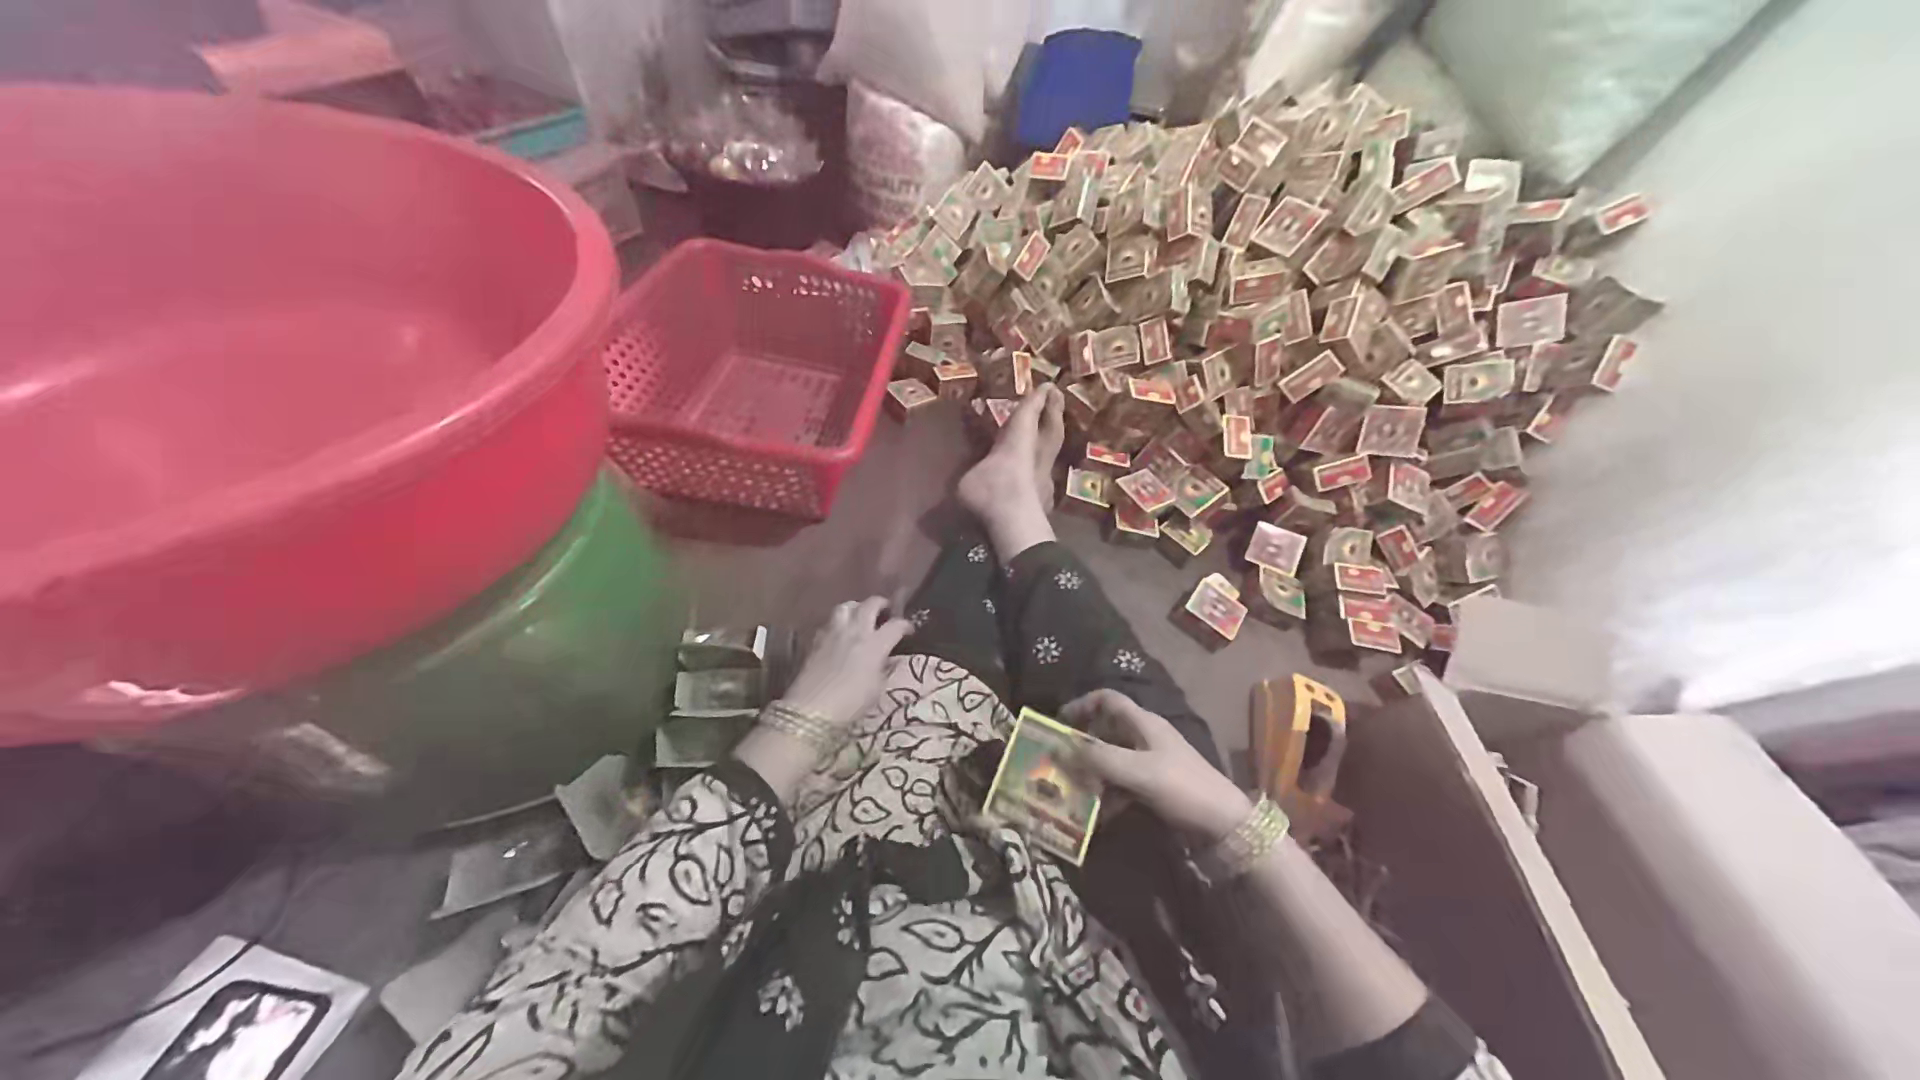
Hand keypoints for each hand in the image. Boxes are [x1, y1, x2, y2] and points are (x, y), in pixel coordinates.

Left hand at [779, 597, 913, 728]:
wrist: (812, 709)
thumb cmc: (851, 703)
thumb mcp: (877, 689)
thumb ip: (885, 669)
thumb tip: (890, 659)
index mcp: (875, 644)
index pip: (895, 626)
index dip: (905, 625)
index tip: (909, 631)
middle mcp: (855, 632)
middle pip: (870, 605)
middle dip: (882, 604)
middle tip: (886, 610)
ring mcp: (834, 633)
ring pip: (846, 606)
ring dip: (857, 607)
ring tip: (861, 615)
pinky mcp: (817, 640)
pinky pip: (830, 622)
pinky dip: (839, 622)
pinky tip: (840, 633)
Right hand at [1061, 689, 1254, 843]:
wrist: (1225, 825)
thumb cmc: (1183, 787)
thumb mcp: (1138, 771)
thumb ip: (1099, 759)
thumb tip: (1060, 748)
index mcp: (1143, 724)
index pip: (1108, 700)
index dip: (1082, 705)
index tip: (1058, 722)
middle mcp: (1144, 738)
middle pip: (1105, 731)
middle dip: (1081, 745)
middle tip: (1057, 762)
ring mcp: (1150, 763)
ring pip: (1111, 761)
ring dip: (1091, 774)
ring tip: (1070, 791)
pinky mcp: (1153, 787)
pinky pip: (1121, 785)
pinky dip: (1107, 795)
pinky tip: (1095, 814)